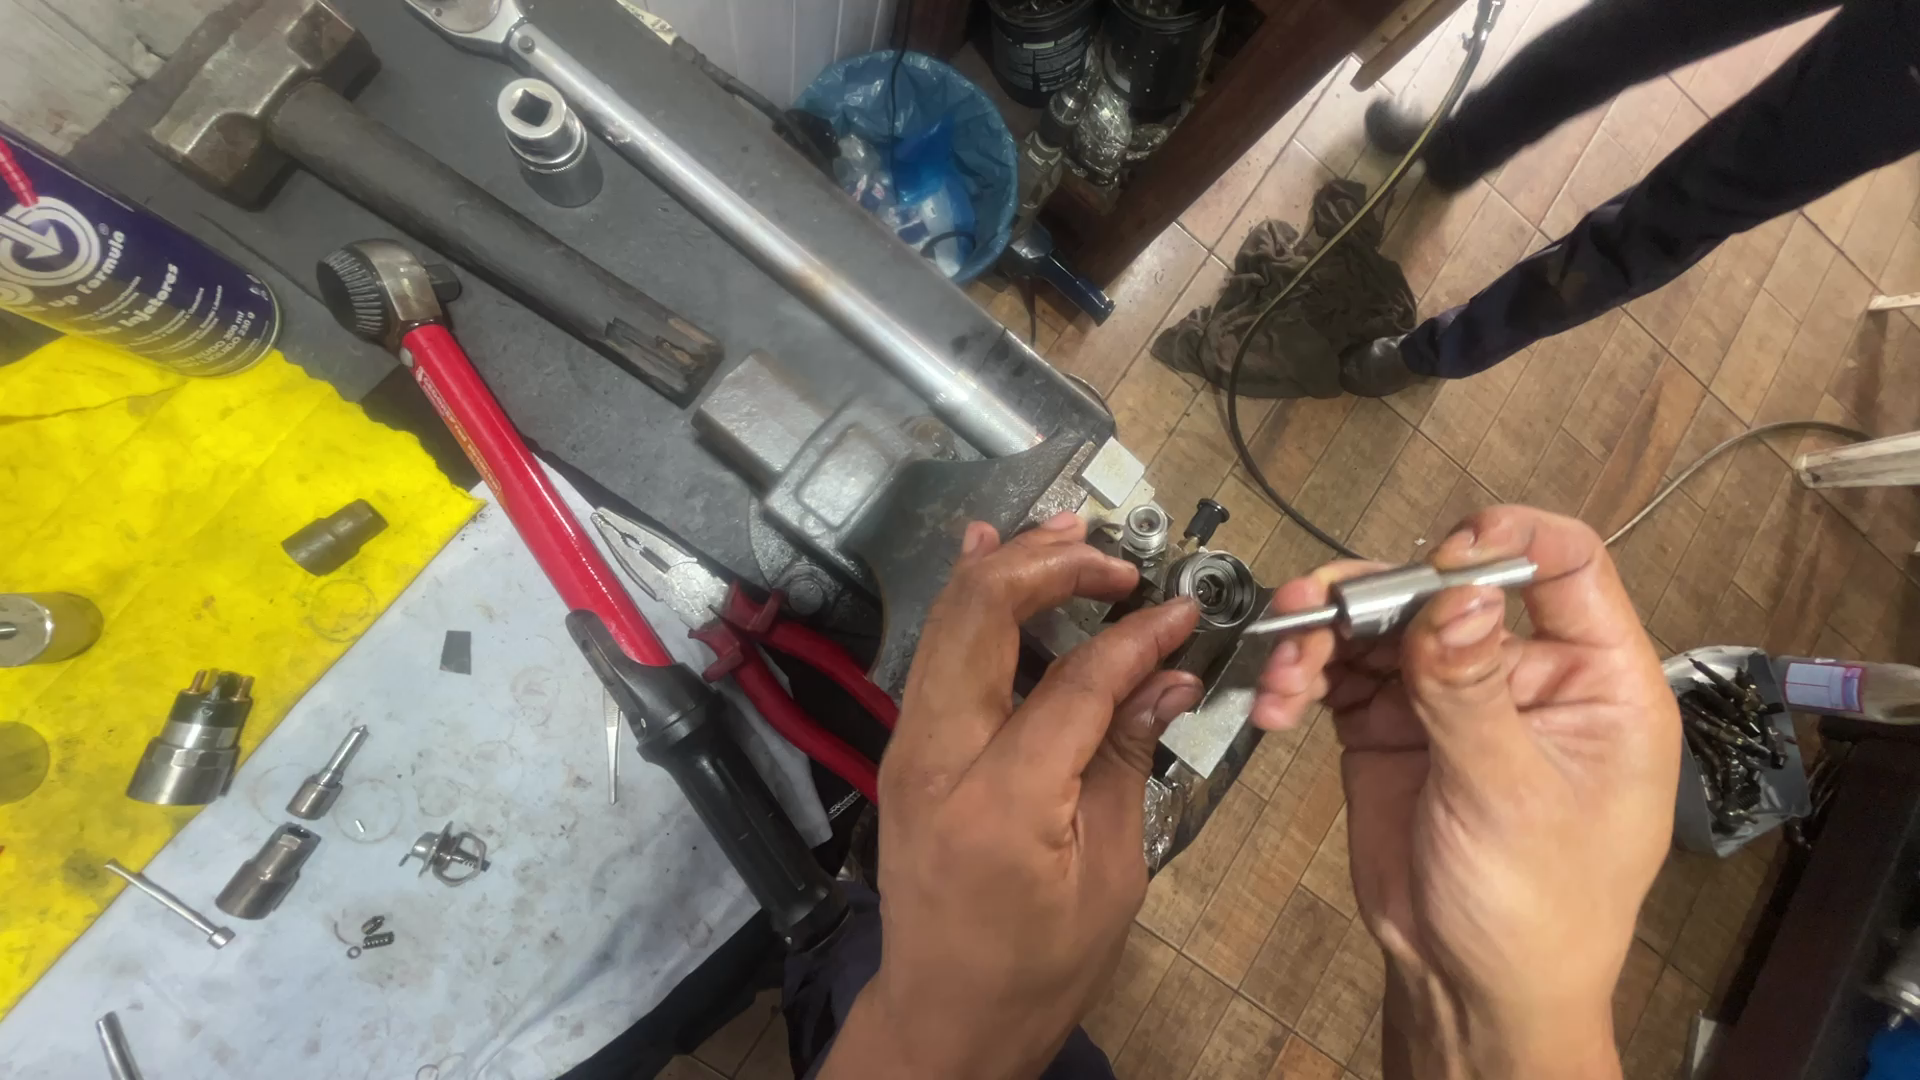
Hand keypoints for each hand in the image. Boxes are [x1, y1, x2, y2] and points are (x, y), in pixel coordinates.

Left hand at [820, 513, 1202, 1079]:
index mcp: (1001, 799)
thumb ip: (1126, 756)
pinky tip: (988, 555)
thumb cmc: (1038, 964)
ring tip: (1064, 533)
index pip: (1075, 682)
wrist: (942, 1010)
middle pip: (982, 615)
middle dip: (1050, 565)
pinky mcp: (903, 741)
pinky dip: (966, 595)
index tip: (1179, 610)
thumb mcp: (1110, 871)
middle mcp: (936, 752)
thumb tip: (1169, 676)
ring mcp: (907, 741)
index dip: (1135, 637)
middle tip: (1112, 559)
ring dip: (1006, 564)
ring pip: (948, 617)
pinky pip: (934, 647)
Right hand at [1252, 506, 1677, 1078]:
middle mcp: (1509, 671)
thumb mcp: (1510, 795)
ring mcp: (1436, 691)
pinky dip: (1296, 678)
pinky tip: (1278, 709)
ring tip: (1283, 677)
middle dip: (1365, 596)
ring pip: (1368, 622)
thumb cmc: (1533, 906)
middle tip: (1310, 615)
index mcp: (1588, 682)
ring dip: (1313, 637)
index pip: (1563, 567)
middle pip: (1433, 586)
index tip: (1437, 560)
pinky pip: (1330, 670)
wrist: (1458, 977)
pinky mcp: (1379, 717)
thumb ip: (1473, 690)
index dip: (1503, 543)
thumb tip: (1456, 592)